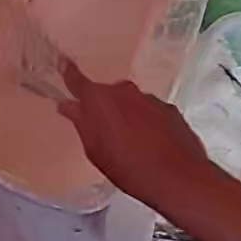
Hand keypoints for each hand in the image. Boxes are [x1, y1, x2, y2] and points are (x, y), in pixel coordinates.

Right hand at [56, 62, 217, 209]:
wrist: (178, 178)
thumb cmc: (128, 167)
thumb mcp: (94, 149)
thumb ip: (81, 122)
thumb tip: (69, 106)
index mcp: (99, 99)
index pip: (77, 80)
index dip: (68, 72)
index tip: (63, 63)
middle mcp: (124, 91)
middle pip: (107, 95)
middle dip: (104, 109)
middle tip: (104, 134)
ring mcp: (150, 99)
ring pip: (131, 104)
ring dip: (127, 117)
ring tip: (131, 146)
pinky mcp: (170, 110)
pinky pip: (151, 113)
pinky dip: (148, 124)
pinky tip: (151, 146)